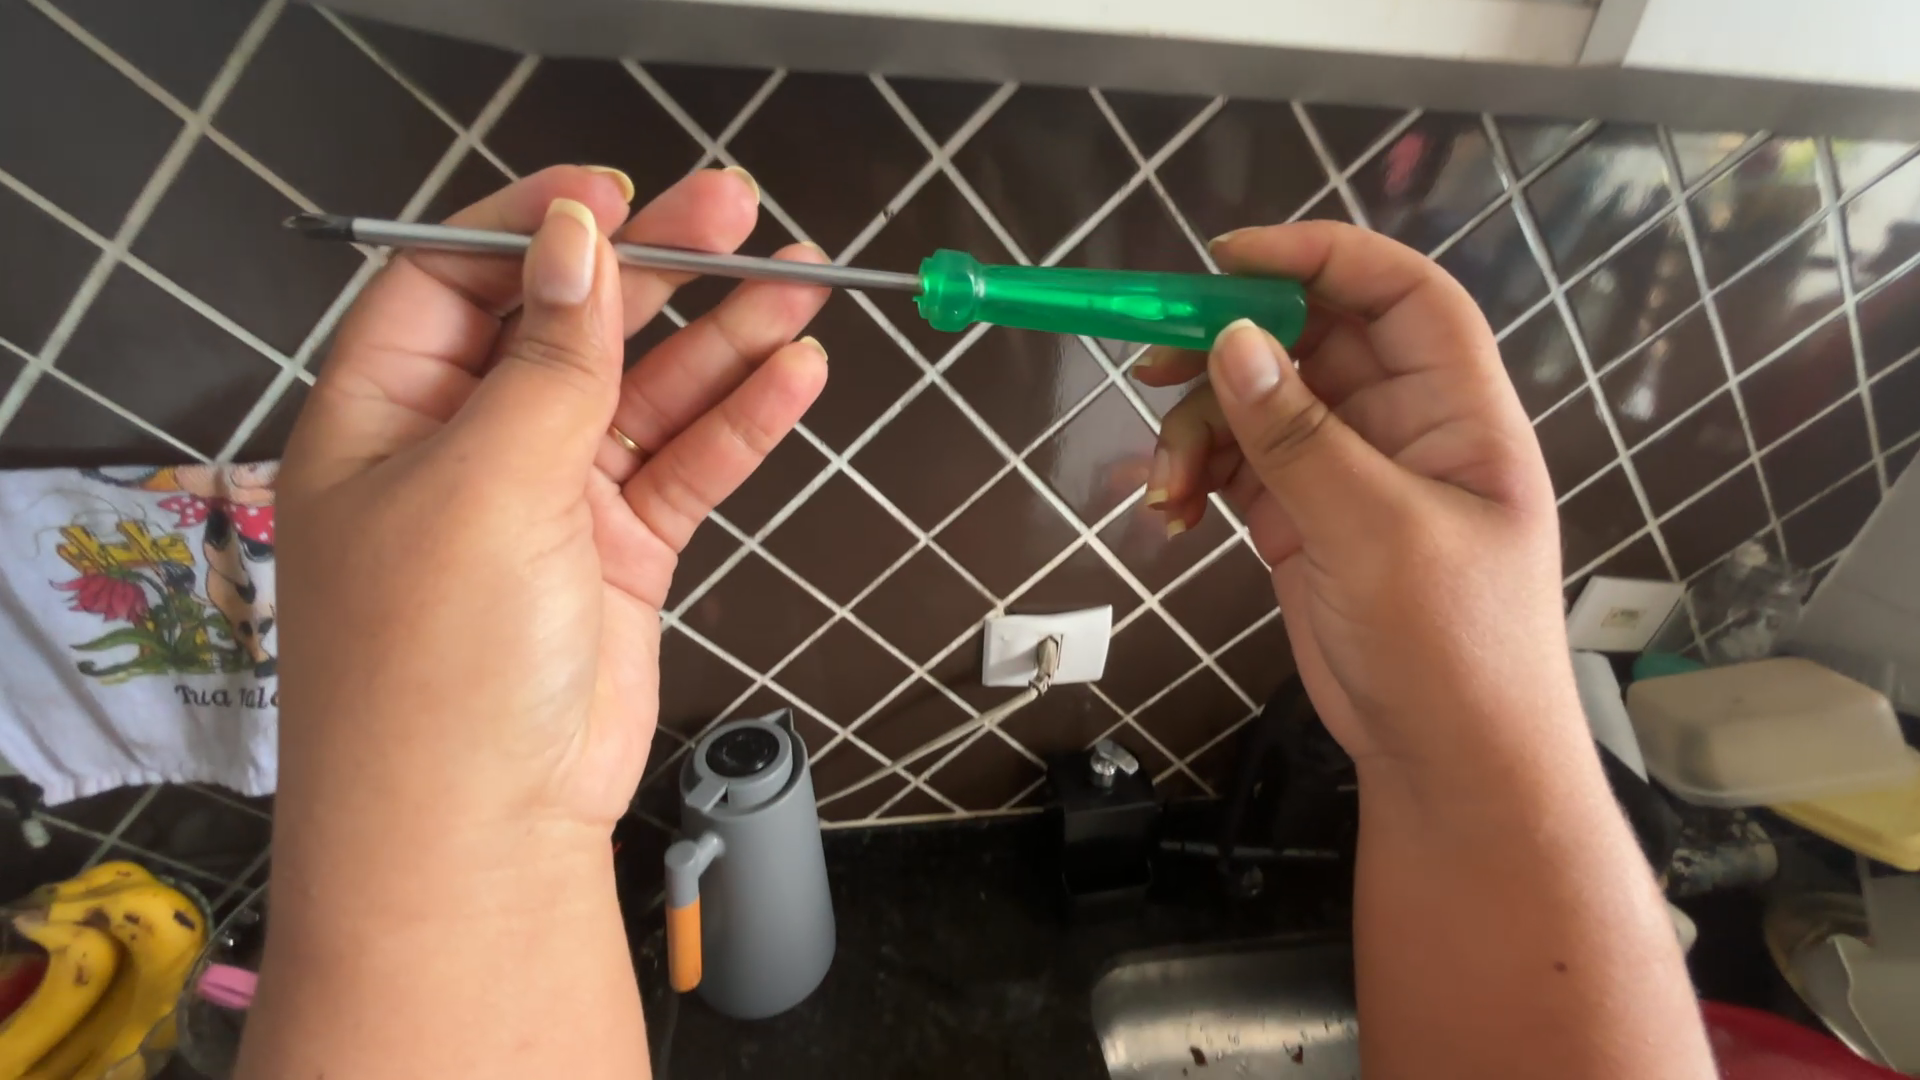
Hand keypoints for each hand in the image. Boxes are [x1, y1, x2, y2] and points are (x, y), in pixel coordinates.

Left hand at [275, 166, 828, 835]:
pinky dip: (745, 425)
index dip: (543, 225)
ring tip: (804, 295)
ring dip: (731, 344)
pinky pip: (694, 466)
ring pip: (659, 395)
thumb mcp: (484, 486)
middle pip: (584, 326)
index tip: (625, 195)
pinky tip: (795, 380)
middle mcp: (481, 440)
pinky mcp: (630, 543)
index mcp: (394, 408)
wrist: (494, 820)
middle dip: (668, 270)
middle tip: (747, 219)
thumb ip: (547, 365)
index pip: (463, 275)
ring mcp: (564, 493)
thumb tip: (580, 247)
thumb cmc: (440, 663)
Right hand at [1136, 222, 1570, 776]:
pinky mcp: (1297, 516)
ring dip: (1197, 436)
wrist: (1439, 753)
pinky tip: (1174, 514)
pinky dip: (1198, 480)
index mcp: (1452, 410)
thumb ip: (1299, 438)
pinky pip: (1235, 469)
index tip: (1227, 258)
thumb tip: (1231, 344)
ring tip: (1164, 488)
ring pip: (1254, 411)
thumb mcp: (1374, 533)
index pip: (1395, 295)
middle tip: (1154, 370)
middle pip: (1304, 347)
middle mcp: (1395, 427)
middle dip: (1228, 355)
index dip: (1318, 258)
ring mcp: (1339, 473)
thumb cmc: (1446, 643)